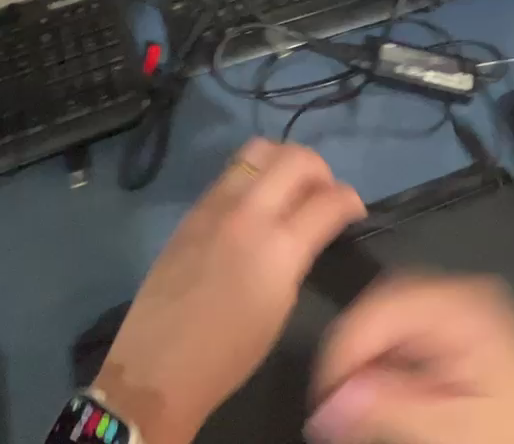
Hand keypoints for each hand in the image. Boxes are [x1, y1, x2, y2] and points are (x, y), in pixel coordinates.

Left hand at [96, 139, 365, 443]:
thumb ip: (299, 255)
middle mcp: (250, 212)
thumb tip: (311, 227)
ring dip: (284, 161)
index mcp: (279, 247)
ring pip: (260, 150)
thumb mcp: (283, 304)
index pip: (330, 199)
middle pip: (297, 158)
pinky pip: (232, 171)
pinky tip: (256, 202)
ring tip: (289, 189)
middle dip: (321, 170)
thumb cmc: (231, 352)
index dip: (351, 200)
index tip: (354, 211)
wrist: (160, 364)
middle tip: (323, 194)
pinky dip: (254, 175)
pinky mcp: (194, 207)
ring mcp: (217, 204)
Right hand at [308, 276, 513, 443]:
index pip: (383, 303)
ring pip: (394, 320)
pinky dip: (389, 364)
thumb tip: (330, 401)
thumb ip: (391, 407)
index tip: (325, 391)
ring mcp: (464, 312)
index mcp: (464, 304)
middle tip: (333, 396)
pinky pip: (411, 336)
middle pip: (385, 306)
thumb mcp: (456, 425)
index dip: (346, 346)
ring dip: (369, 359)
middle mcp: (463, 295)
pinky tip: (381, 395)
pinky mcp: (464, 334)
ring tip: (352, 401)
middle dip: (355, 350)